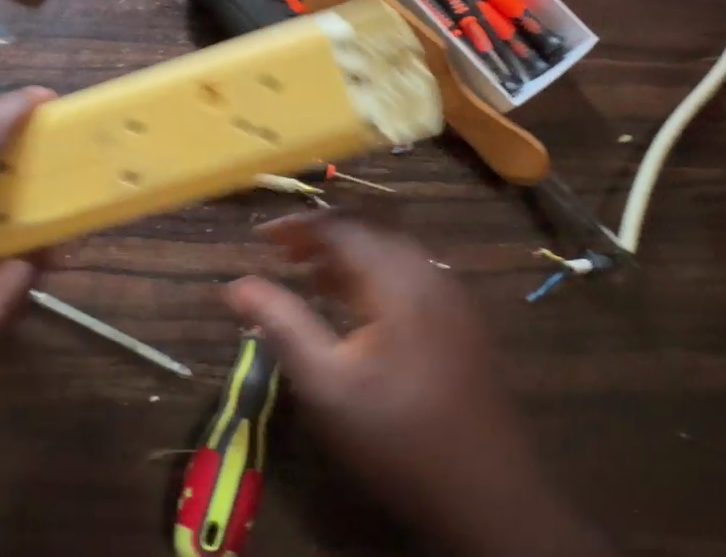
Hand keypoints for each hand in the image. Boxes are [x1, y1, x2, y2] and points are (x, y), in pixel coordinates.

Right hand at [225, 213, 606, 555]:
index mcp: (400, 281)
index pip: (342, 228)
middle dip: (323, 236)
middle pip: (371, 232)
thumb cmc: (398, 438)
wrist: (491, 500)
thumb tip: (234, 286)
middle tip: (282, 253)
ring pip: (392, 254)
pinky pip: (410, 278)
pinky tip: (353, 308)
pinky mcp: (462, 326)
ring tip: (308, 277)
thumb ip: (282, 325)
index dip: (298, 226)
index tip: (260, 238)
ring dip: (347, 256)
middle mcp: (431, 277)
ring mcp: (453, 301)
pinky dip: (372, 277)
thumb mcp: (327, 385)